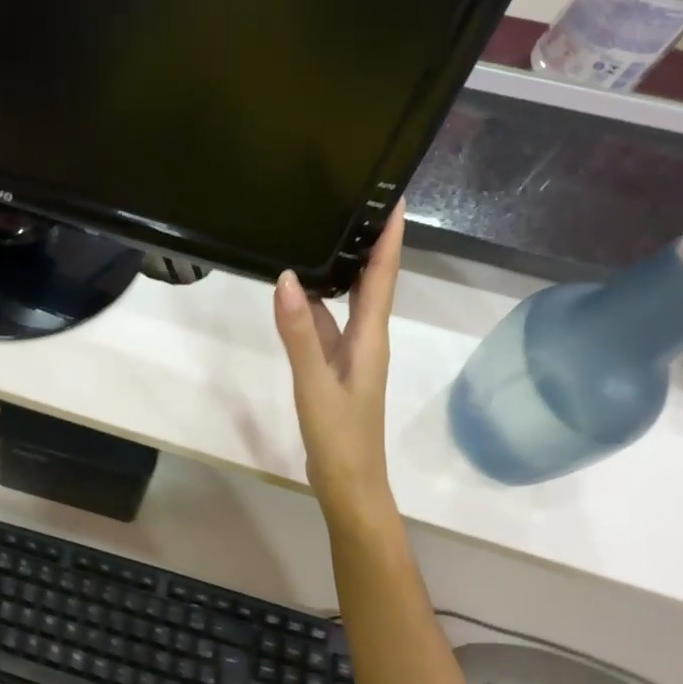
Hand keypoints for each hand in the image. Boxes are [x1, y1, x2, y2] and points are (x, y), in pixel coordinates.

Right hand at [274, 205, 405, 521]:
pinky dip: (316, 302)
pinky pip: (327, 322)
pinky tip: (297, 291)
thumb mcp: (315, 383)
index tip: (397, 198)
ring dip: (343, 268)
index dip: (390, 238)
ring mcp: (350, 354)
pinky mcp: (333, 367)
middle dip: (370, 242)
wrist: (349, 485)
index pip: (384, 276)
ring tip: (326, 232)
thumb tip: (285, 278)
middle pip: (372, 281)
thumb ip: (298, 333)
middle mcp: (366, 339)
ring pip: (349, 300)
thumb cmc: (340, 436)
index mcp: (370, 338)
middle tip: (357, 201)